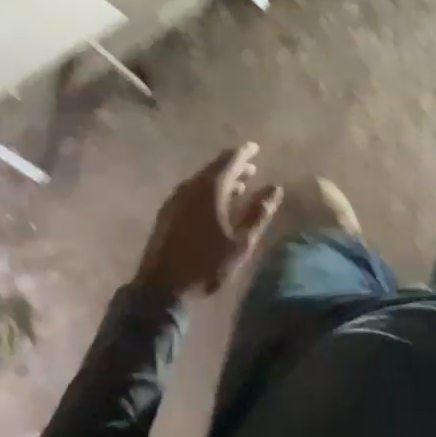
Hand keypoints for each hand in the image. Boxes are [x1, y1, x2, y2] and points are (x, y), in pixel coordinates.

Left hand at [134, 143, 282, 298]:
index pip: (230, 159)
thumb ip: (259, 213)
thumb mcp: (241, 243)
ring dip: (221, 180)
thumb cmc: (206, 265)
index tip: (256, 148)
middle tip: (252, 169)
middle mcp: (190, 186)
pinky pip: (191, 191)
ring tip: (238, 188)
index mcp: (210, 188)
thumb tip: (275, 188)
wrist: (160, 289)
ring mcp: (175, 198)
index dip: (245, 152)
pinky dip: (207, 190)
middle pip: (215, 167)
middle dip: (234, 166)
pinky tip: (214, 206)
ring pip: (202, 180)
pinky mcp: (167, 212)